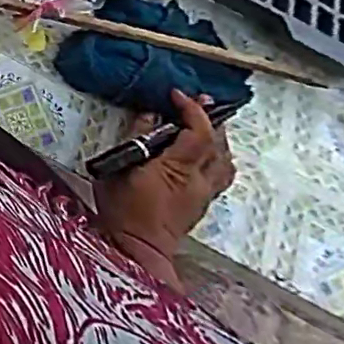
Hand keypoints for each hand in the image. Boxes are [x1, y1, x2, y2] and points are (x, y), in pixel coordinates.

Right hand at [94, 89, 235, 287]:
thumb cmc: (122, 207)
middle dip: (210, 120)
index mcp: (177, 170)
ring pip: (225, 161)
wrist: (137, 249)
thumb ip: (135, 139)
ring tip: (202, 123)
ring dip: (217, 138)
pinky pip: (219, 172)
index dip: (192, 110)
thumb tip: (148, 115)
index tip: (176, 94)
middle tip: (197, 102)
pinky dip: (214, 154)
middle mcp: (198, 181)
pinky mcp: (203, 202)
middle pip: (219, 146)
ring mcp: (204, 194)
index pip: (199, 134)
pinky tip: (200, 149)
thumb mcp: (118, 167)